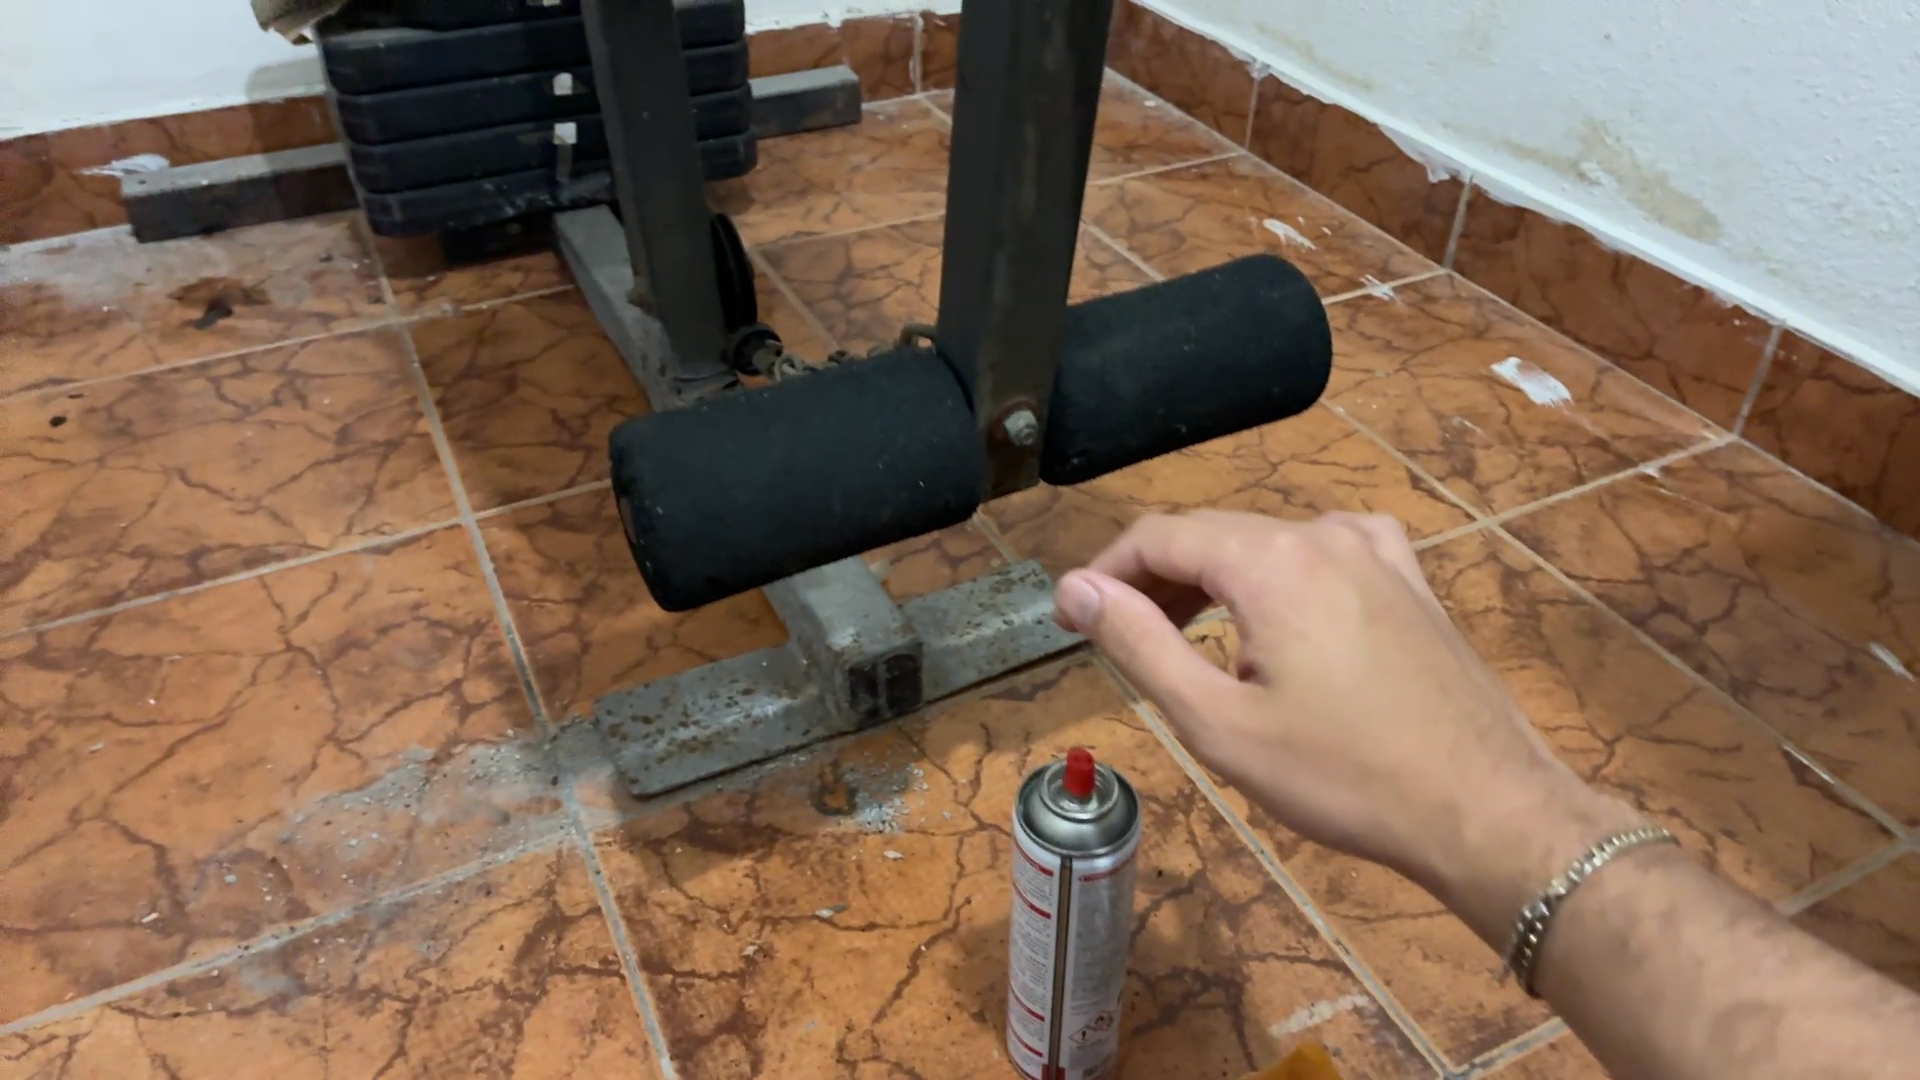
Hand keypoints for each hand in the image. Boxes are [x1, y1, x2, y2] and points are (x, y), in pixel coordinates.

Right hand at [1052, 510, 1641, 944]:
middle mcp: (1320, 534)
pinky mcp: (1405, 577)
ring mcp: (1373, 550)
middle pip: (1207, 534)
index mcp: (1269, 560)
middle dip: (1152, 579)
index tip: (1076, 613)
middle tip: (1119, 635)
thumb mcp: (1216, 719)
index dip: (1106, 570)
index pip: (1158, 536)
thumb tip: (1074, 588)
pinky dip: (1275, 571)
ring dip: (1208, 578)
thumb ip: (1137, 642)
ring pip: (1260, 541)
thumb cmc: (1341, 775)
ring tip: (1182, 634)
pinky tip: (1278, 606)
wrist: (1491, 813)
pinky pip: (1321, 547)